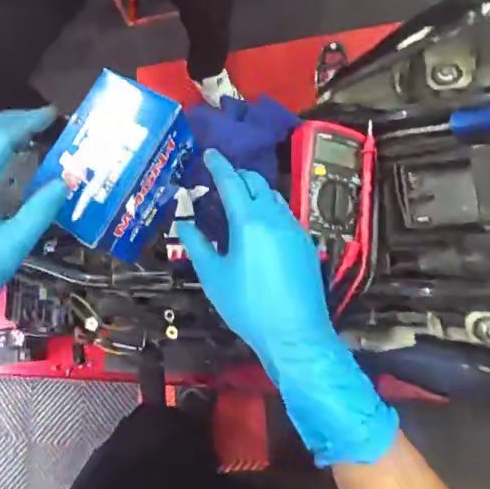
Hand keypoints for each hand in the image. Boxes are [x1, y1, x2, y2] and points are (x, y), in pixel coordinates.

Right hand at [176, 150, 398, 465]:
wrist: (295, 334)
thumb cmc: (248, 306)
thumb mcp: (213, 277)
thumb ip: (197, 245)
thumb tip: (184, 223)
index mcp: (249, 222)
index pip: (233, 182)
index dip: (219, 165)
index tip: (210, 154)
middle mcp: (275, 218)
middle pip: (257, 183)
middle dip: (237, 176)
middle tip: (219, 181)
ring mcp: (295, 230)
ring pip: (273, 198)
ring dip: (254, 193)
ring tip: (236, 205)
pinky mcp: (305, 244)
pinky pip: (283, 215)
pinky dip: (267, 210)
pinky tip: (256, 229)